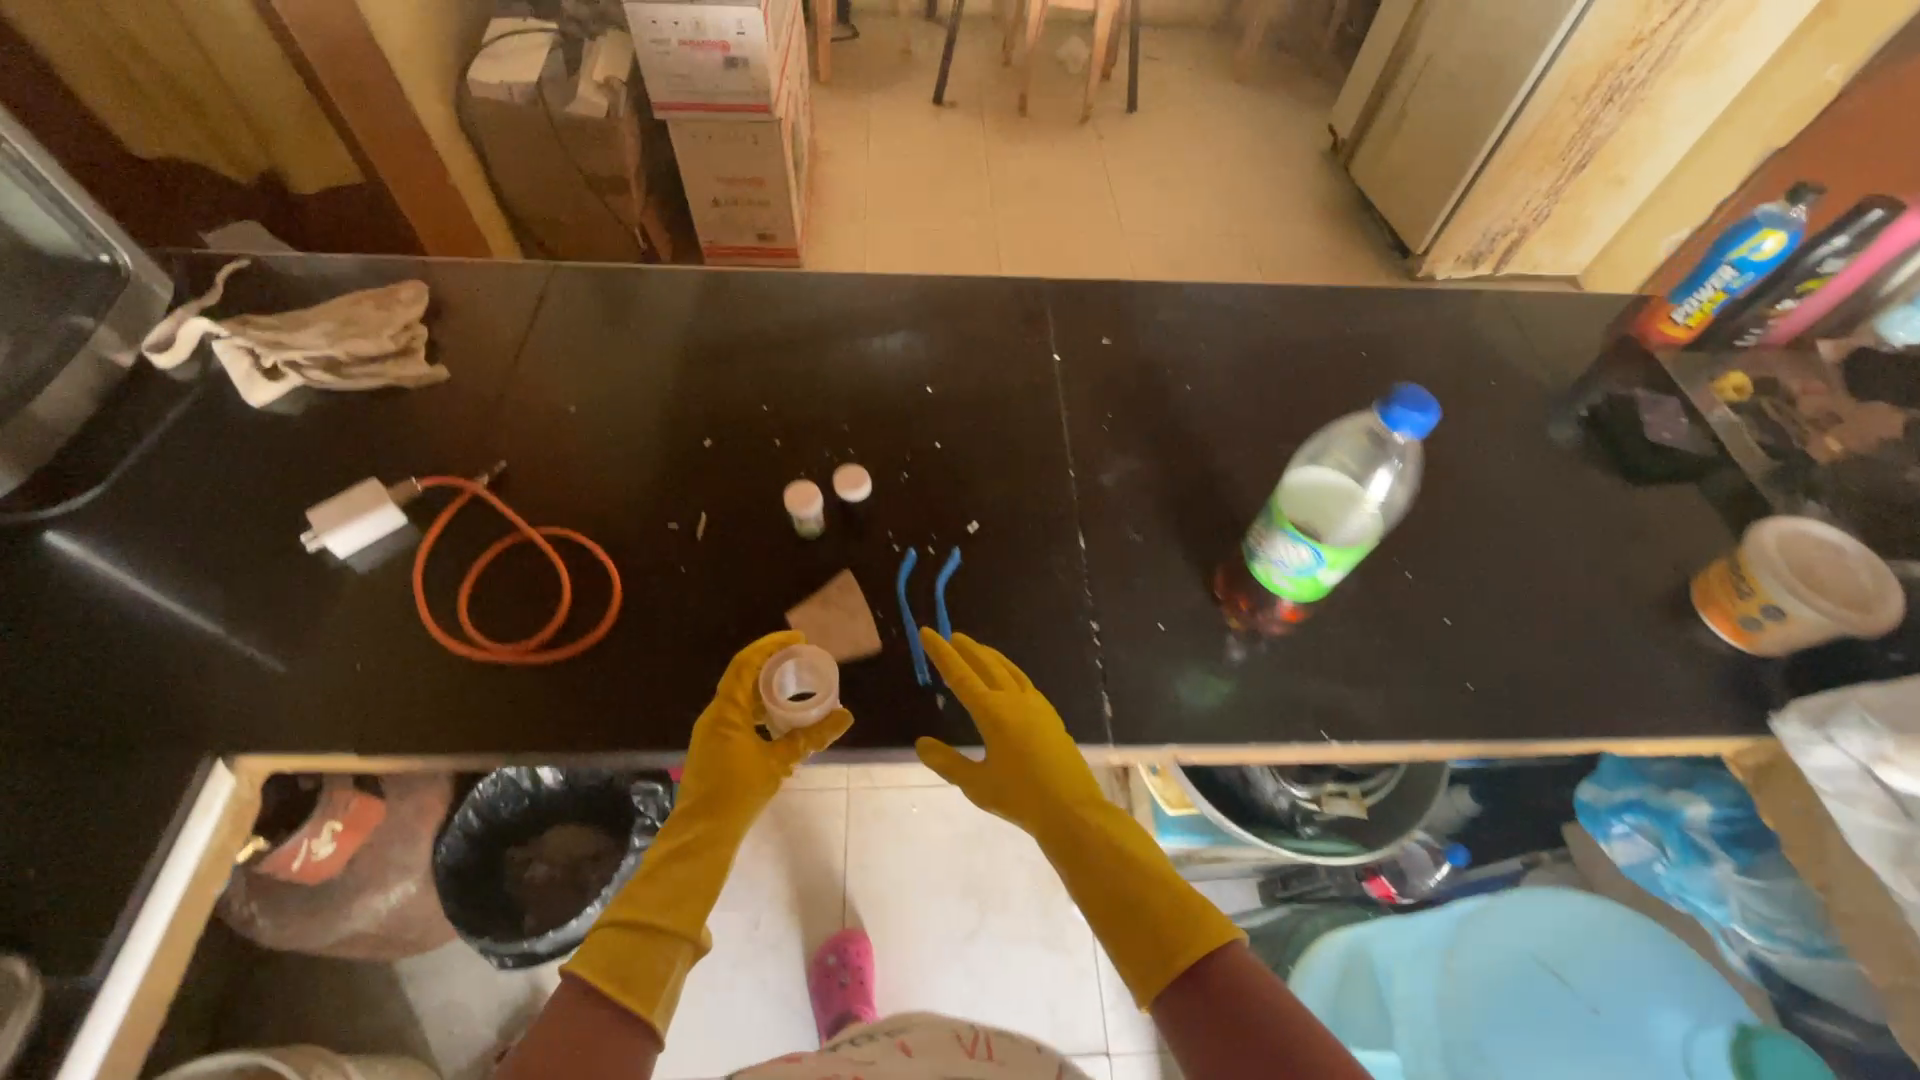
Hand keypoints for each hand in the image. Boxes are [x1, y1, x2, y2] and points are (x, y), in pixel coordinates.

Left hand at [677, 630, 852, 829]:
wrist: (702, 832)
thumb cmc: (737, 794)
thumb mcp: (779, 763)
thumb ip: (811, 738)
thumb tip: (845, 716)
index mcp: (726, 711)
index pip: (745, 664)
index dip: (770, 645)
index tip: (798, 640)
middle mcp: (715, 715)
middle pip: (743, 677)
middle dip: (772, 664)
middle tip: (801, 661)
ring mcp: (711, 732)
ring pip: (740, 698)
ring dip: (766, 688)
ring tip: (795, 687)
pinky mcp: (713, 747)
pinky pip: (738, 716)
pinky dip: (759, 709)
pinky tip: (779, 721)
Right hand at [915, 629, 1107, 838]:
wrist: (1072, 810)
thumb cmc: (1021, 798)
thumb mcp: (976, 784)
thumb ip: (948, 762)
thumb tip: (921, 744)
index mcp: (993, 713)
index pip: (960, 676)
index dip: (942, 654)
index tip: (928, 633)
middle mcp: (1015, 701)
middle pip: (987, 665)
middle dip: (967, 649)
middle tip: (952, 636)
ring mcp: (1037, 707)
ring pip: (1009, 671)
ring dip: (990, 657)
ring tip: (978, 649)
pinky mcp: (1051, 717)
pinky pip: (1025, 683)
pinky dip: (1009, 672)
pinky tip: (1010, 680)